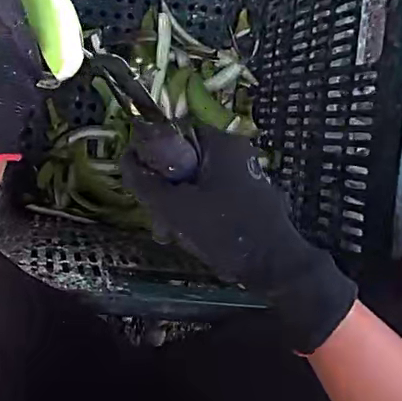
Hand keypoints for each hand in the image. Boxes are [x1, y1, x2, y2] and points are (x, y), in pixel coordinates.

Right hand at [122, 127, 356, 352]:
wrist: (276, 268)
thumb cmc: (225, 231)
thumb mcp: (175, 208)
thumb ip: (145, 183)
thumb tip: (125, 160)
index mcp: (222, 143)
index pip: (175, 132)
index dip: (152, 154)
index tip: (143, 181)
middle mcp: (236, 152)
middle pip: (184, 160)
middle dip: (165, 189)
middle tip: (156, 217)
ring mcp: (245, 175)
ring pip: (196, 181)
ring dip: (178, 205)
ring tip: (169, 234)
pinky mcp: (250, 198)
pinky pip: (212, 196)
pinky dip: (197, 211)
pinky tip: (188, 236)